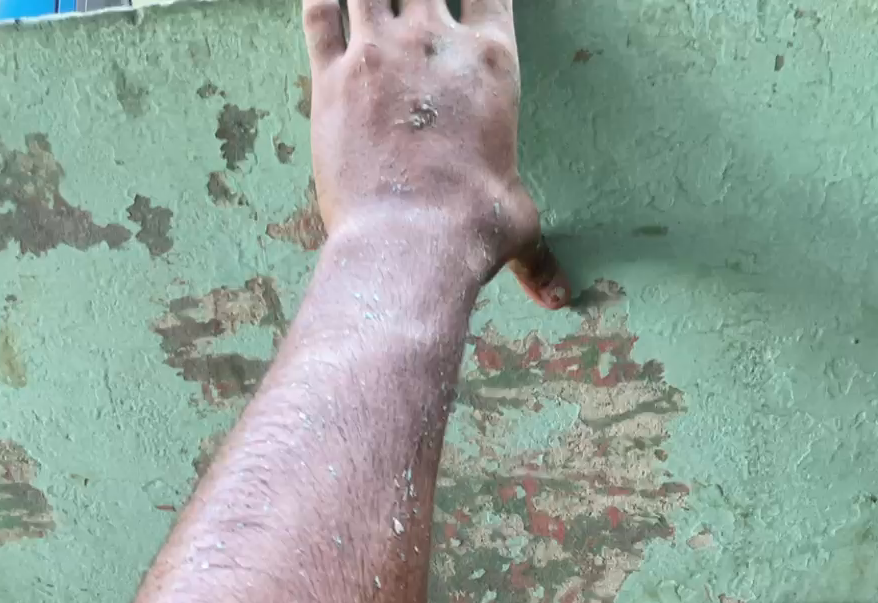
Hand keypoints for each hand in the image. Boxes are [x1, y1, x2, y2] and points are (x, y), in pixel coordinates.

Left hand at [302, 0, 570, 308]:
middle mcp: (434, 42)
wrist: (411, 243)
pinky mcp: (332, 77)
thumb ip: (537, 252)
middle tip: (417, 0)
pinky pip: (318, 10)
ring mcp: (379, 52)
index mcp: (490, 63)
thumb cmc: (472, 231)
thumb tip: (558, 297)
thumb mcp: (519, 230)